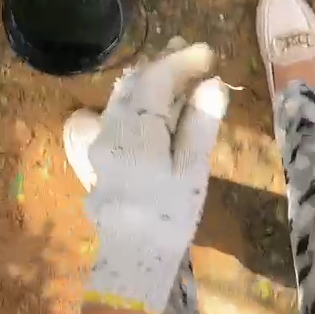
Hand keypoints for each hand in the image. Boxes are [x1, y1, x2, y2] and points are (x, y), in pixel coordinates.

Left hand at [81, 43, 228, 313]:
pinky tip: (156, 106)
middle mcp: (112, 127)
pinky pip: (119, 115)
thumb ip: (199, 124)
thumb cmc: (168, 215)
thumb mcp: (191, 170)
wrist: (133, 260)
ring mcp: (103, 142)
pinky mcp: (103, 156)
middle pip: (135, 84)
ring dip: (150, 81)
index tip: (208, 53)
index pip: (156, 80)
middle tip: (193, 55)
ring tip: (176, 72)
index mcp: (135, 128)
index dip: (182, 61)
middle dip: (164, 65)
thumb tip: (211, 84)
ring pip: (123, 98)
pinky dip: (140, 102)